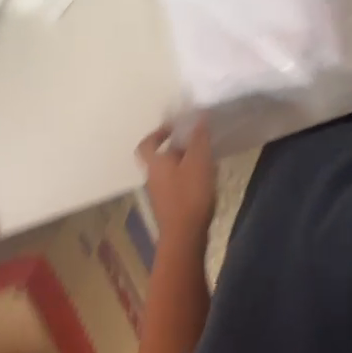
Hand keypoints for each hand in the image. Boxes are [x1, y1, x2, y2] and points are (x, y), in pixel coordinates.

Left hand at [137, 121, 216, 244]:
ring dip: (183, 164)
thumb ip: (198, 139)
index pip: (146, 143)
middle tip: (195, 143)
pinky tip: (204, 181)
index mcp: (155, 163)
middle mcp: (152, 177)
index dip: (157, 133)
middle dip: (176, 148)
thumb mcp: (198, 162)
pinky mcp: (170, 208)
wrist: (184, 236)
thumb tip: (198, 116)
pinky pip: (176, 186)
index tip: (174, 128)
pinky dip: (187, 179)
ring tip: (205, 160)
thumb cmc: (190, 195)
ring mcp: (160, 194)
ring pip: (169, 172)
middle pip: (160, 158)